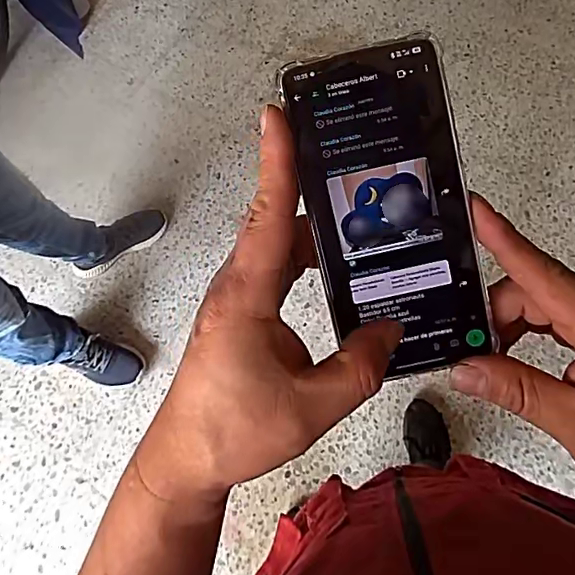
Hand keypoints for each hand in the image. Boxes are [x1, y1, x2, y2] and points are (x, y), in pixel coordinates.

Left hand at [134, 105, 402, 505]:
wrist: (185, 458)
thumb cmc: (231, 431)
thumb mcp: (310, 406)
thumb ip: (359, 367)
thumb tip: (389, 330)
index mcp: (247, 294)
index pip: (268, 213)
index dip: (276, 161)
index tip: (277, 116)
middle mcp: (238, 285)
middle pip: (276, 218)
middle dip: (306, 180)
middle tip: (340, 151)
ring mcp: (237, 296)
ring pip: (276, 242)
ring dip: (310, 222)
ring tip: (351, 205)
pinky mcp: (241, 310)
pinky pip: (274, 265)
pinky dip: (302, 254)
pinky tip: (331, 262)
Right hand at [449, 196, 574, 525]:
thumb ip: (517, 390)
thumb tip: (467, 368)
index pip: (543, 273)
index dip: (502, 237)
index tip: (476, 209)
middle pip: (538, 290)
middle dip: (497, 314)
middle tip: (471, 347)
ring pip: (548, 302)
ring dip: (514, 324)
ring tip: (496, 358)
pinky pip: (565, 315)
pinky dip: (535, 329)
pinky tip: (521, 353)